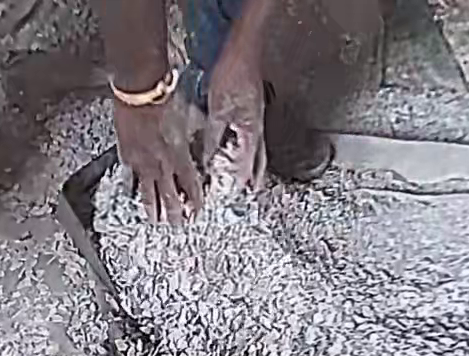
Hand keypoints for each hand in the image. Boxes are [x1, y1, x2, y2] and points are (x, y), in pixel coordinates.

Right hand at [114, 97, 203, 223]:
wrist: (140, 87)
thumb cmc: (166, 97)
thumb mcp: (190, 117)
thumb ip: (195, 138)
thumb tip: (203, 148)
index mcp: (179, 157)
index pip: (191, 187)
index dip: (194, 203)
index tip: (196, 213)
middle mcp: (162, 166)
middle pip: (170, 198)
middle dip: (175, 215)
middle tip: (177, 225)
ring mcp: (143, 164)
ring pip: (149, 195)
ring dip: (153, 211)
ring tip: (155, 221)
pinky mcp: (127, 157)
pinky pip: (130, 179)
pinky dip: (132, 190)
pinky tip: (131, 195)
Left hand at [203, 39, 266, 189]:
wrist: (245, 49)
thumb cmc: (233, 74)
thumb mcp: (218, 111)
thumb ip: (214, 139)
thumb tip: (208, 159)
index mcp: (250, 133)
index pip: (246, 167)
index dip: (239, 182)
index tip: (234, 193)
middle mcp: (258, 130)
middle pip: (258, 162)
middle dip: (254, 178)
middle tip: (251, 192)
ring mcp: (259, 120)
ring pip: (259, 151)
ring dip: (255, 166)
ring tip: (251, 179)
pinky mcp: (255, 110)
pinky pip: (256, 138)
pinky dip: (253, 150)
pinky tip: (246, 148)